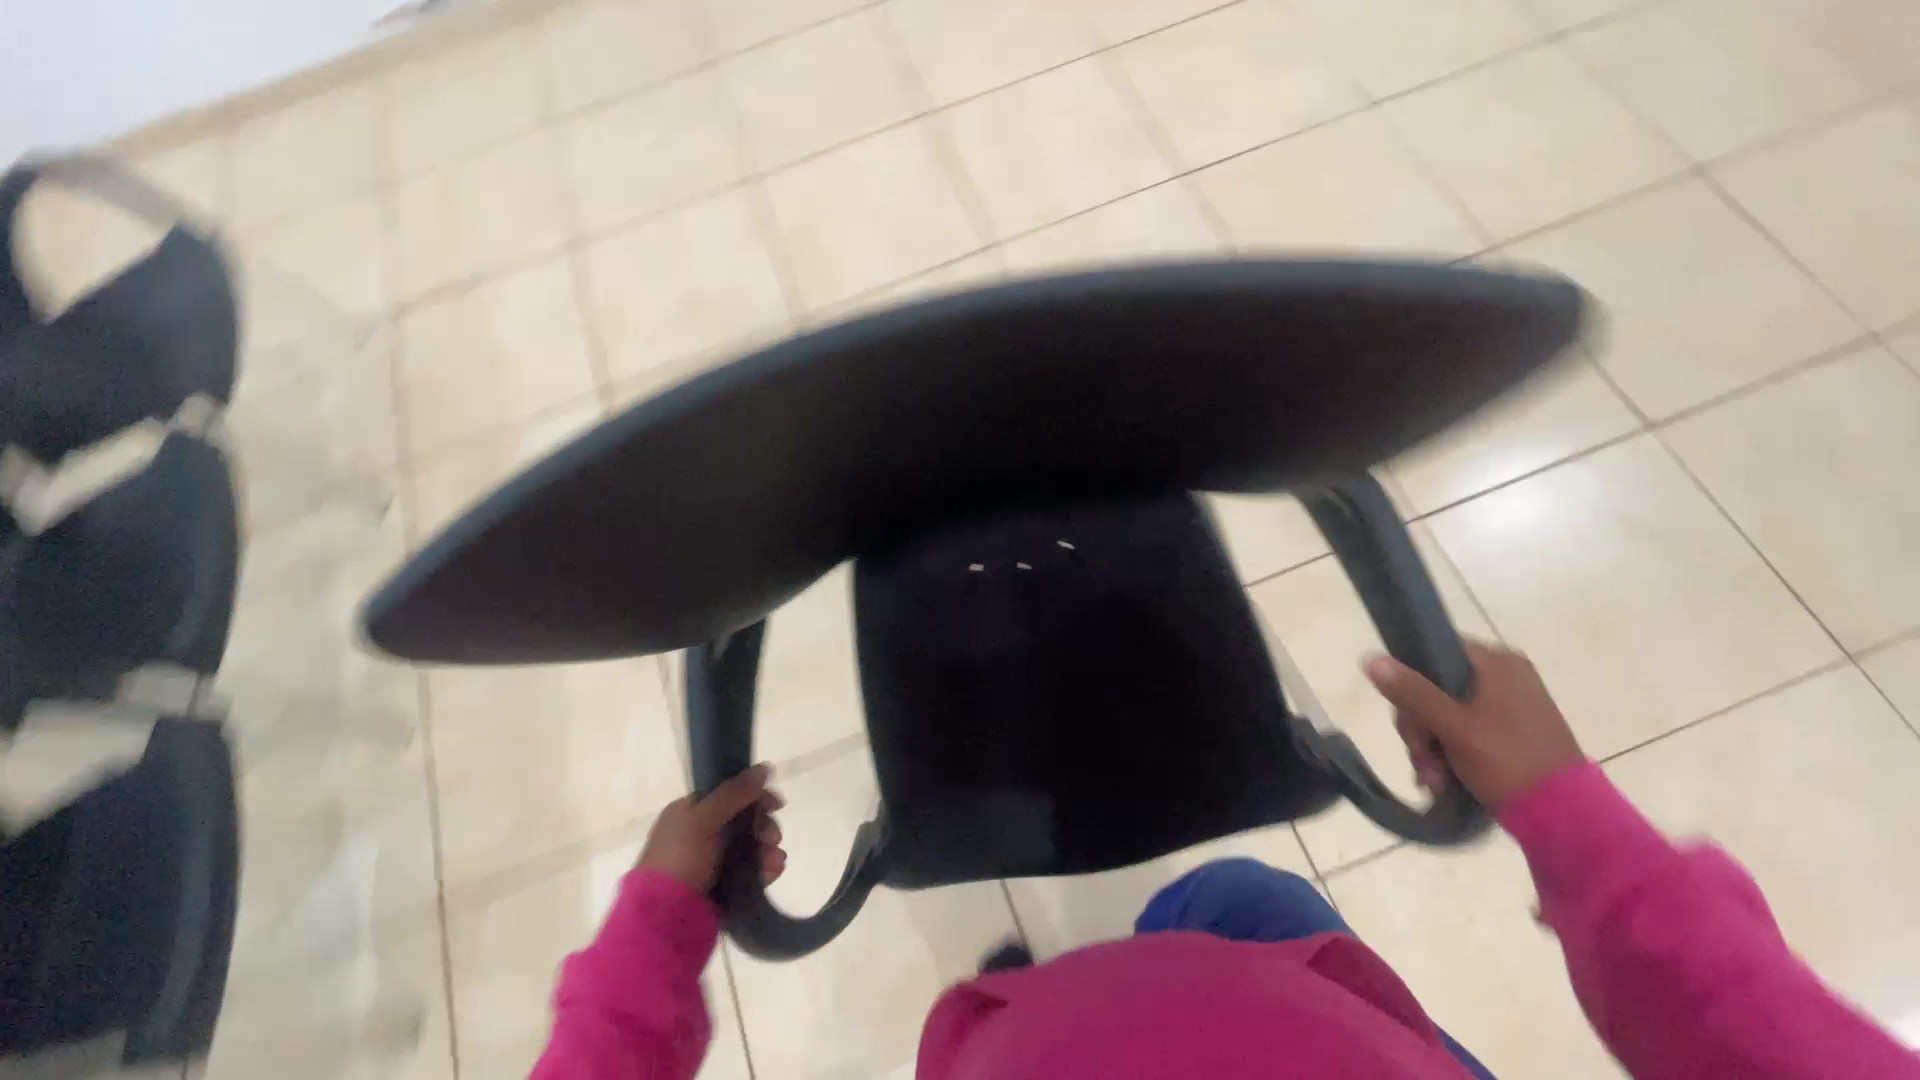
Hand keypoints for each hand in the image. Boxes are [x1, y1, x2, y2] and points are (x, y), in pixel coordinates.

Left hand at [638, 763, 786, 893]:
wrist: (662, 917)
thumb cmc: (679, 859)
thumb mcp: (703, 819)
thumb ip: (735, 793)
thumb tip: (766, 767)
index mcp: (689, 812)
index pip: (729, 794)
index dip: (755, 796)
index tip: (777, 804)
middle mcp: (700, 834)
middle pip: (744, 821)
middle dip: (764, 826)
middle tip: (773, 837)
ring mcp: (711, 861)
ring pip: (750, 847)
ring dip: (767, 849)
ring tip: (776, 859)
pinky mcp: (722, 886)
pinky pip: (750, 871)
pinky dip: (764, 869)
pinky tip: (775, 870)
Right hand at [1364, 641, 1585, 809]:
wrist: (1565, 816)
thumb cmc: (1508, 761)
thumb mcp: (1453, 726)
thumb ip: (1412, 692)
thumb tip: (1371, 658)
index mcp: (1497, 663)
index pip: (1434, 651)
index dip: (1410, 682)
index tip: (1409, 718)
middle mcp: (1505, 676)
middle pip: (1433, 687)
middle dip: (1420, 729)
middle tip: (1423, 759)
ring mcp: (1509, 704)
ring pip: (1443, 713)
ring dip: (1430, 747)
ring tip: (1433, 779)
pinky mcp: (1510, 731)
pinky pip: (1463, 730)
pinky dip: (1448, 753)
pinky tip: (1442, 779)